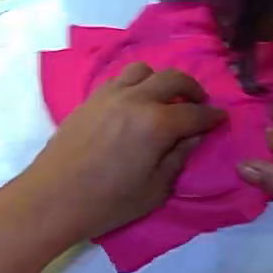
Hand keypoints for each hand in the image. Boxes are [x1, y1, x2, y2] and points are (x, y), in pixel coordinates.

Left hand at [0, 63, 223, 272]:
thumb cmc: (107, 203)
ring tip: (164, 98)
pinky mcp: (90, 98)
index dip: (212, 116)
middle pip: (173, 78)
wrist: (51, 199)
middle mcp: (135, 99)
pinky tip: (135, 103)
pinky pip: (120, 79)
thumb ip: (178, 158)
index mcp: (156, 124)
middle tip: (198, 103)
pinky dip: (135, 84)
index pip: (194, 112)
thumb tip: (192, 137)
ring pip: (143, 70)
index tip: (221, 118)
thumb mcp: (154, 190)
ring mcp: (110, 94)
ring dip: (160, 80)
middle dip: (192, 89)